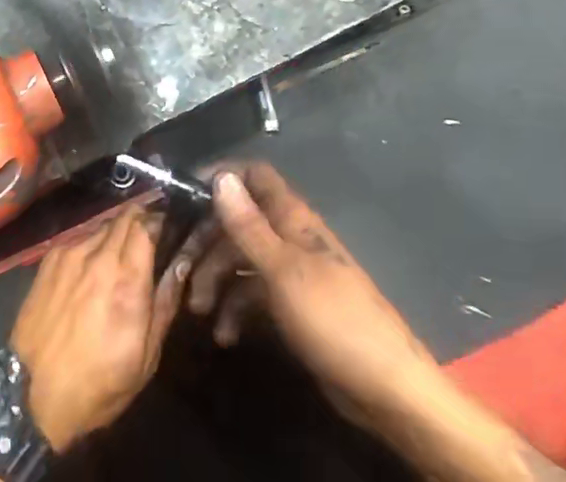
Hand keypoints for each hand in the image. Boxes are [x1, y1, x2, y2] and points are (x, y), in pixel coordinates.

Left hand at [6, 204, 186, 450]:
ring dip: (115, 234)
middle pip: (123, 219)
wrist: (31, 393)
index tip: (168, 226)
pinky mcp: (47, 261)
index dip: (159, 220)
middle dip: (140, 222)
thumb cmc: (99, 383)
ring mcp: (68, 255)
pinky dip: (91, 246)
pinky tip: (91, 268)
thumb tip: (181, 264)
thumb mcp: (146, 356)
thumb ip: (164, 303)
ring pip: (100, 228)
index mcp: (126, 281)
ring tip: (120, 257)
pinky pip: (78, 240)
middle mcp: (97, 258)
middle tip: (150, 240)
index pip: (145, 225)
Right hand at [184, 161, 436, 412]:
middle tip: (179, 266)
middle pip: (238, 222)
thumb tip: (221, 178)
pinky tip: (225, 336)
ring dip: (215, 281)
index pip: (255, 176)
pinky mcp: (291, 307)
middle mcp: (289, 238)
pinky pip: (252, 296)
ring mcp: (290, 274)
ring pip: (240, 261)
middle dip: (206, 242)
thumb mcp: (282, 270)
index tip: (185, 193)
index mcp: (292, 219)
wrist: (386, 390)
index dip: (222, 177)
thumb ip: (248, 225)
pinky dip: (235, 311)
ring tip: (198, 311)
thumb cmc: (333, 319)